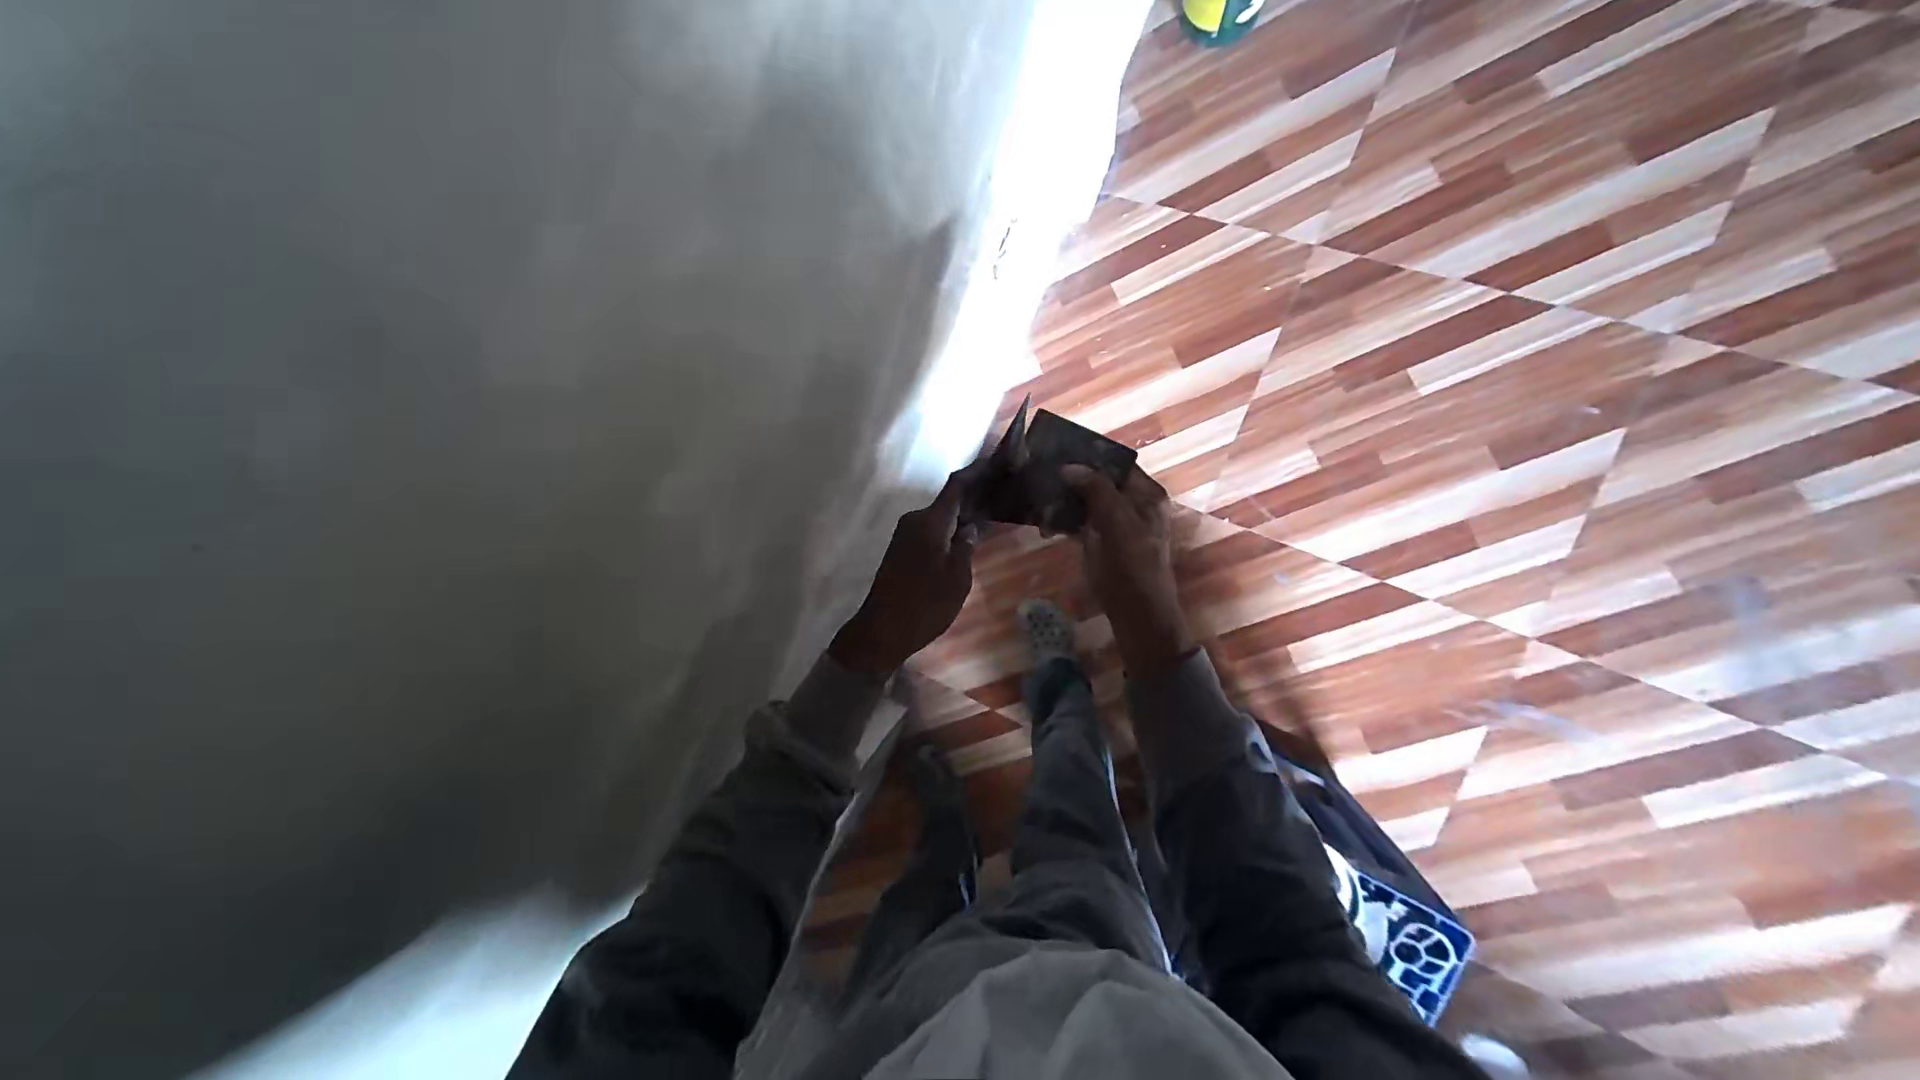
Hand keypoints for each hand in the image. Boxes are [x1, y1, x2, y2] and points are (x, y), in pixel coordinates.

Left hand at [828, 466, 980, 675]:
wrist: (882, 632)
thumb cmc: (924, 605)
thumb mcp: (957, 578)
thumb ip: (966, 547)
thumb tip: (970, 528)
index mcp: (930, 522)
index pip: (956, 486)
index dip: (977, 471)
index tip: (998, 459)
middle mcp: (915, 521)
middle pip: (949, 500)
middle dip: (975, 494)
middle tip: (1004, 492)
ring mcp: (906, 535)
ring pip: (941, 516)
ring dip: (964, 514)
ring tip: (993, 513)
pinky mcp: (903, 550)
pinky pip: (932, 530)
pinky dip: (951, 529)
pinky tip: (969, 536)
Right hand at [1063, 464, 1195, 676]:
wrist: (1134, 608)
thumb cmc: (1133, 561)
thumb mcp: (1118, 520)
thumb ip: (1096, 489)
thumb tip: (1069, 466)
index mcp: (1145, 495)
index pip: (1117, 465)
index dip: (1092, 456)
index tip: (1061, 449)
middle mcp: (1129, 505)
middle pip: (1098, 482)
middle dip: (1071, 478)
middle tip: (1042, 468)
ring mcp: (1112, 524)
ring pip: (1083, 502)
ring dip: (1062, 499)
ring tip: (1037, 493)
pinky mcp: (1096, 542)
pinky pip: (1076, 523)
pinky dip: (1060, 520)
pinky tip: (1042, 520)